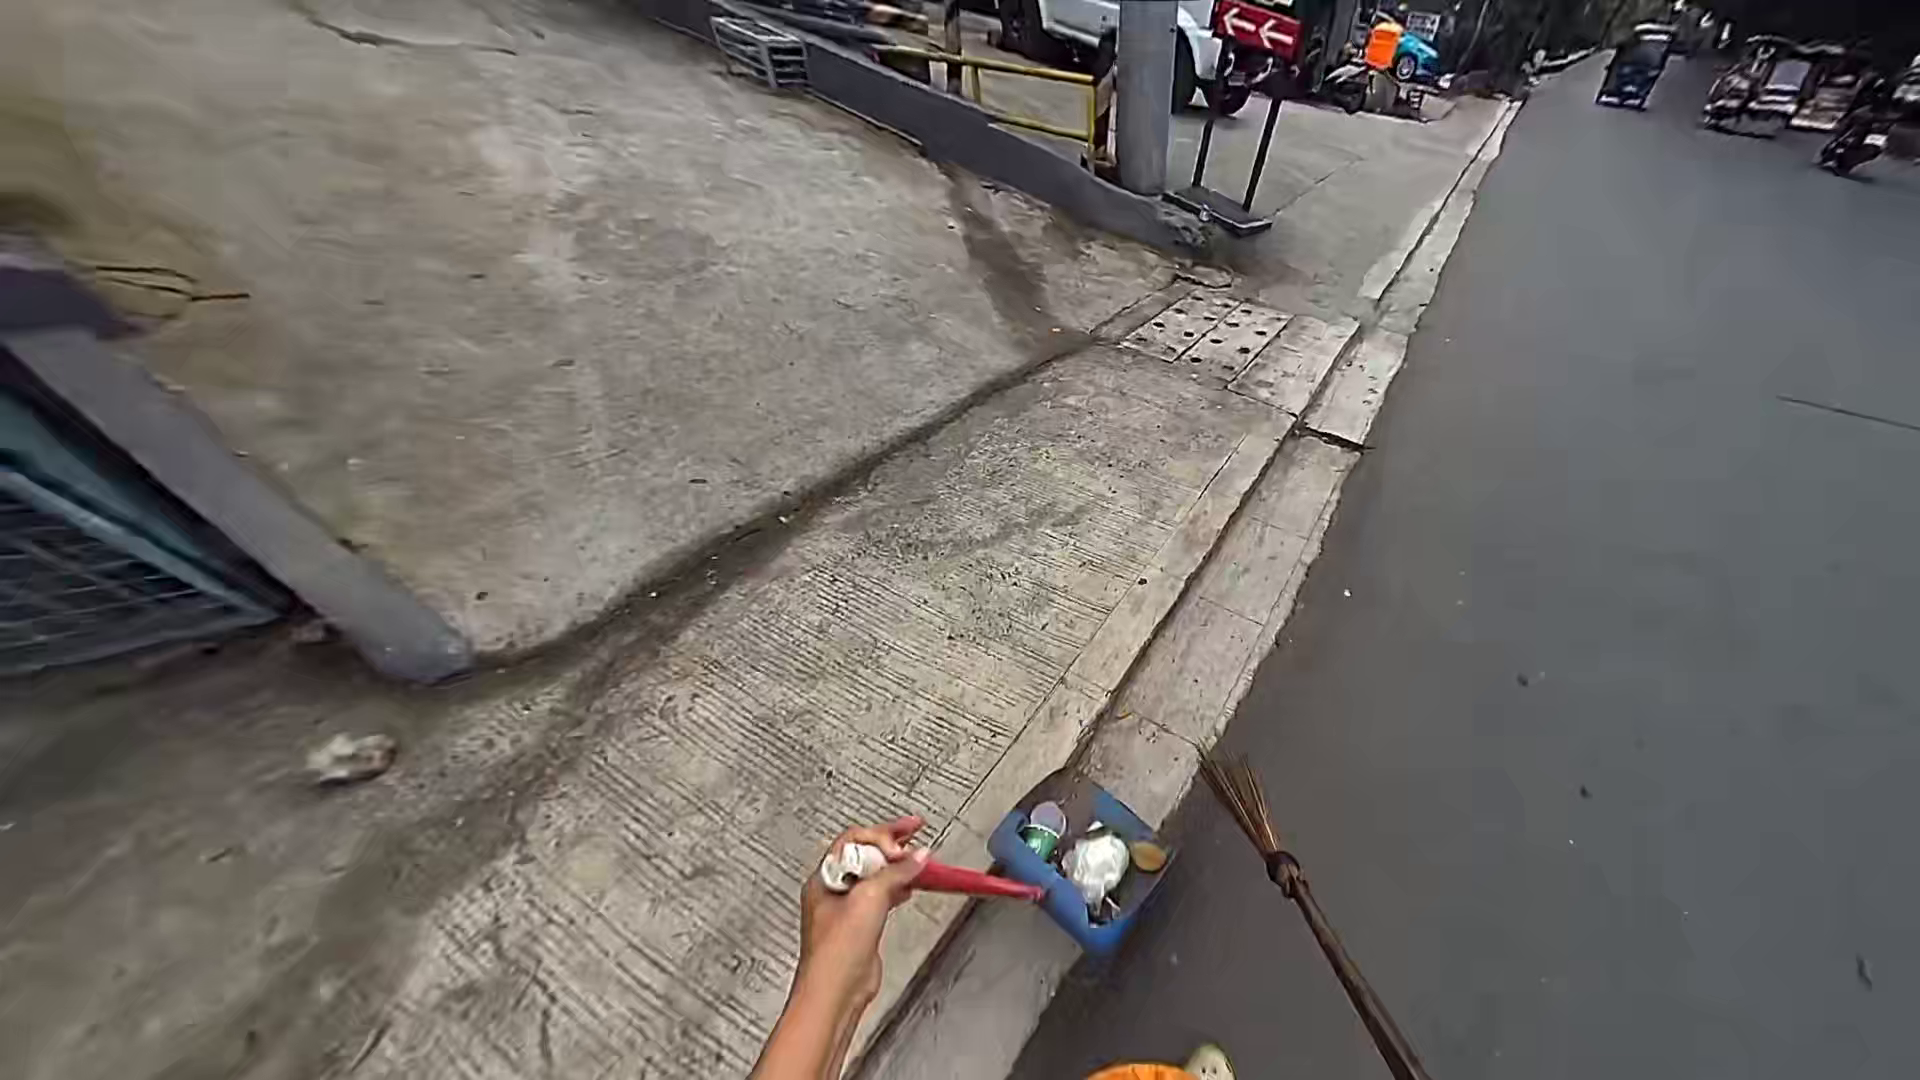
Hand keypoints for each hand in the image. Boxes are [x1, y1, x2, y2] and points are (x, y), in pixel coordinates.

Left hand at [796, 815, 929, 1009]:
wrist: (836, 993)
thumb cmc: (836, 951)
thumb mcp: (870, 897)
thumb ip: (897, 872)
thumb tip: (917, 856)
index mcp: (826, 875)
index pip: (855, 839)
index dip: (880, 836)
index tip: (902, 842)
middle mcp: (834, 888)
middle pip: (865, 852)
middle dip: (891, 840)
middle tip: (914, 828)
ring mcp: (848, 906)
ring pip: (875, 873)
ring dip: (897, 864)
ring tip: (918, 854)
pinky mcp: (861, 924)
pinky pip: (881, 894)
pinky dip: (898, 885)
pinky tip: (910, 885)